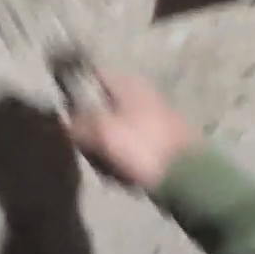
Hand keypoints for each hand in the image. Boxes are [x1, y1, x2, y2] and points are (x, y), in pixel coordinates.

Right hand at [64, 72, 200, 188]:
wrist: (189, 177)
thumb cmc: (142, 146)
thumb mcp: (102, 132)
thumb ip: (78, 123)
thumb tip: (65, 121)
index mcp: (128, 83)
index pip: (90, 76)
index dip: (73, 92)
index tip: (66, 113)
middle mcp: (140, 94)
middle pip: (98, 108)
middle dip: (90, 132)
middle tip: (90, 149)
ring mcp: (151, 118)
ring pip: (111, 131)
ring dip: (105, 151)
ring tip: (111, 167)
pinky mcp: (158, 140)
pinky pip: (128, 147)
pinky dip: (122, 160)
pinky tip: (126, 174)